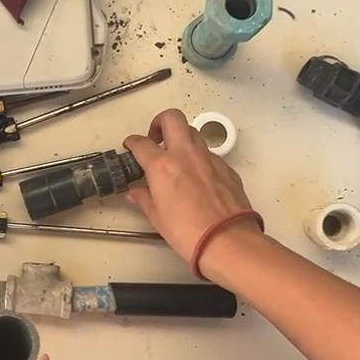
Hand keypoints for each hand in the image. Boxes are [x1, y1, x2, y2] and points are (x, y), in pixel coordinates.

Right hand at [124, 108, 260, 268]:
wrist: (228, 241)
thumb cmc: (188, 232)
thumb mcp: (158, 218)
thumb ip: (145, 199)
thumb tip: (137, 193)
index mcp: (162, 166)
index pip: (141, 143)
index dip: (132, 142)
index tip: (131, 146)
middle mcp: (185, 155)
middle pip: (172, 118)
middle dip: (160, 122)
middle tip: (155, 139)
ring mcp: (209, 159)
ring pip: (194, 133)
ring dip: (182, 138)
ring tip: (176, 157)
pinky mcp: (227, 168)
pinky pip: (210, 154)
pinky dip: (199, 159)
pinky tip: (197, 178)